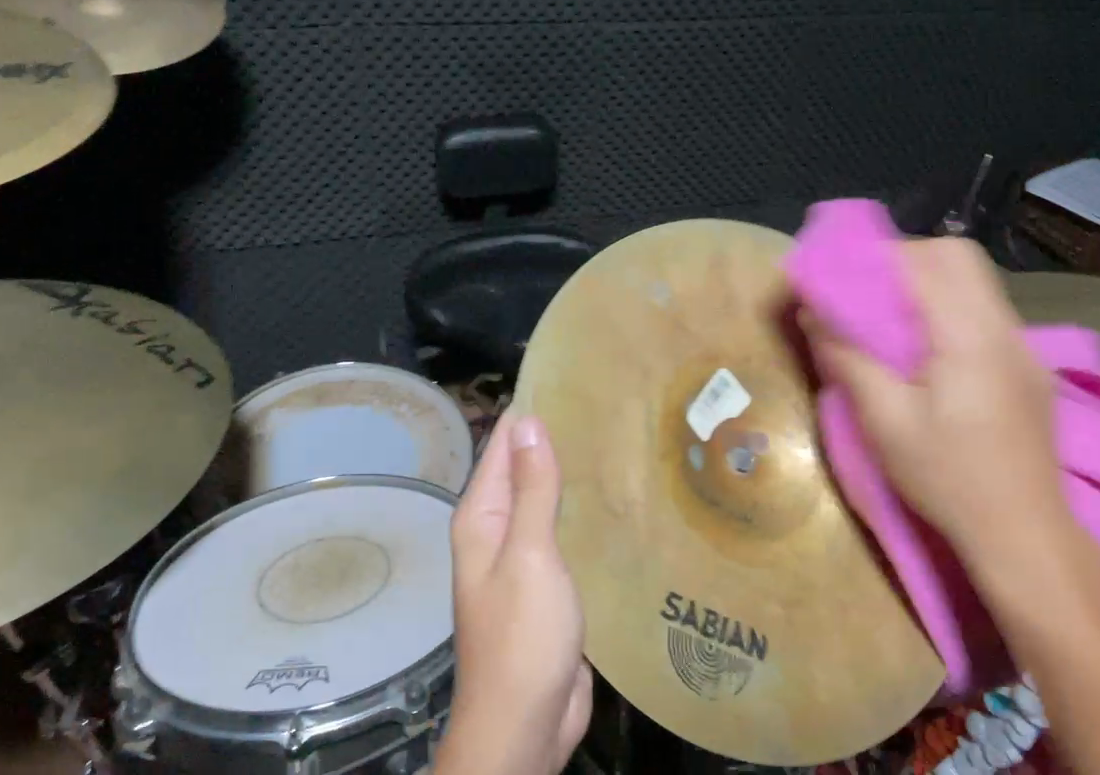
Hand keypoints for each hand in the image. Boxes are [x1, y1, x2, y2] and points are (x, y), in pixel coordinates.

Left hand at [438, 413, 592, 774]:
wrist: (526, 722)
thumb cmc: (522, 633)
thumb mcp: (529, 553)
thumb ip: (532, 489)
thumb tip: (528, 420)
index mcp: (481, 518)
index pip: (503, 446)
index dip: (530, 413)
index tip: (571, 377)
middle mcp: (496, 532)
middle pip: (523, 473)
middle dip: (555, 442)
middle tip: (608, 407)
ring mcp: (522, 561)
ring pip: (545, 504)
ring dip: (570, 478)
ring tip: (617, 443)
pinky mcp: (547, 586)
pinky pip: (562, 537)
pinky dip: (581, 516)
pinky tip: (613, 503)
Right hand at [800, 238, 1069, 569]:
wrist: (1024, 534)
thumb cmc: (947, 477)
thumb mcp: (884, 420)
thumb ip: (847, 357)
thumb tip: (812, 312)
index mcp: (969, 335)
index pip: (925, 262)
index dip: (877, 257)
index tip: (841, 275)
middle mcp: (1003, 329)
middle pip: (959, 257)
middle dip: (908, 259)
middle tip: (869, 291)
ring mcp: (1023, 348)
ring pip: (977, 282)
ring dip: (930, 284)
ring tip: (892, 319)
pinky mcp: (1028, 370)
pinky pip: (986, 313)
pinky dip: (951, 310)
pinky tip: (929, 353)